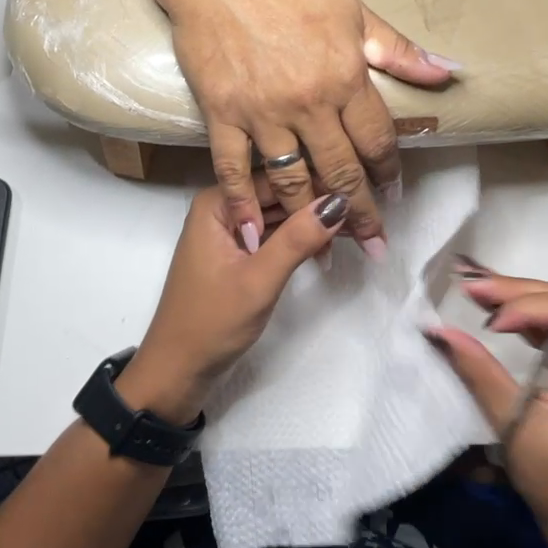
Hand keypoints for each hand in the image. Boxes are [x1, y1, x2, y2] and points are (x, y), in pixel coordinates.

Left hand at [120, 186, 347, 423]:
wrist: (177, 369)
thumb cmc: (210, 322)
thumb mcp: (258, 281)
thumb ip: (297, 239)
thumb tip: (339, 200)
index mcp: (217, 202)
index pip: (277, 177)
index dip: (320, 182)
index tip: (362, 188)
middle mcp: (223, 207)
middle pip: (280, 195)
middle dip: (322, 205)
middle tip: (371, 214)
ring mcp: (230, 231)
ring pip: (281, 216)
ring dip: (315, 224)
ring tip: (363, 228)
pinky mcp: (238, 253)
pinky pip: (274, 235)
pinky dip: (301, 241)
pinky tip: (332, 244)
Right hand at [160, 0, 456, 256]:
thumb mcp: (353, 10)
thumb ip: (397, 50)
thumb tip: (448, 73)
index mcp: (345, 78)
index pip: (376, 140)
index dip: (389, 173)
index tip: (394, 197)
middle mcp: (308, 104)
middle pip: (341, 172)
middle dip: (362, 215)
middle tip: (373, 248)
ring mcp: (262, 114)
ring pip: (293, 180)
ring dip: (311, 221)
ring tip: (327, 255)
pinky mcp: (222, 115)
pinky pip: (233, 169)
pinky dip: (243, 204)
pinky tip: (253, 234)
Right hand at [427, 270, 547, 542]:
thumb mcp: (513, 426)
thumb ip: (479, 371)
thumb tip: (438, 330)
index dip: (531, 307)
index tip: (490, 324)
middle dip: (522, 293)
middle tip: (472, 287)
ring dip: (526, 299)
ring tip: (480, 292)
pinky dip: (536, 317)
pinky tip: (502, 312)